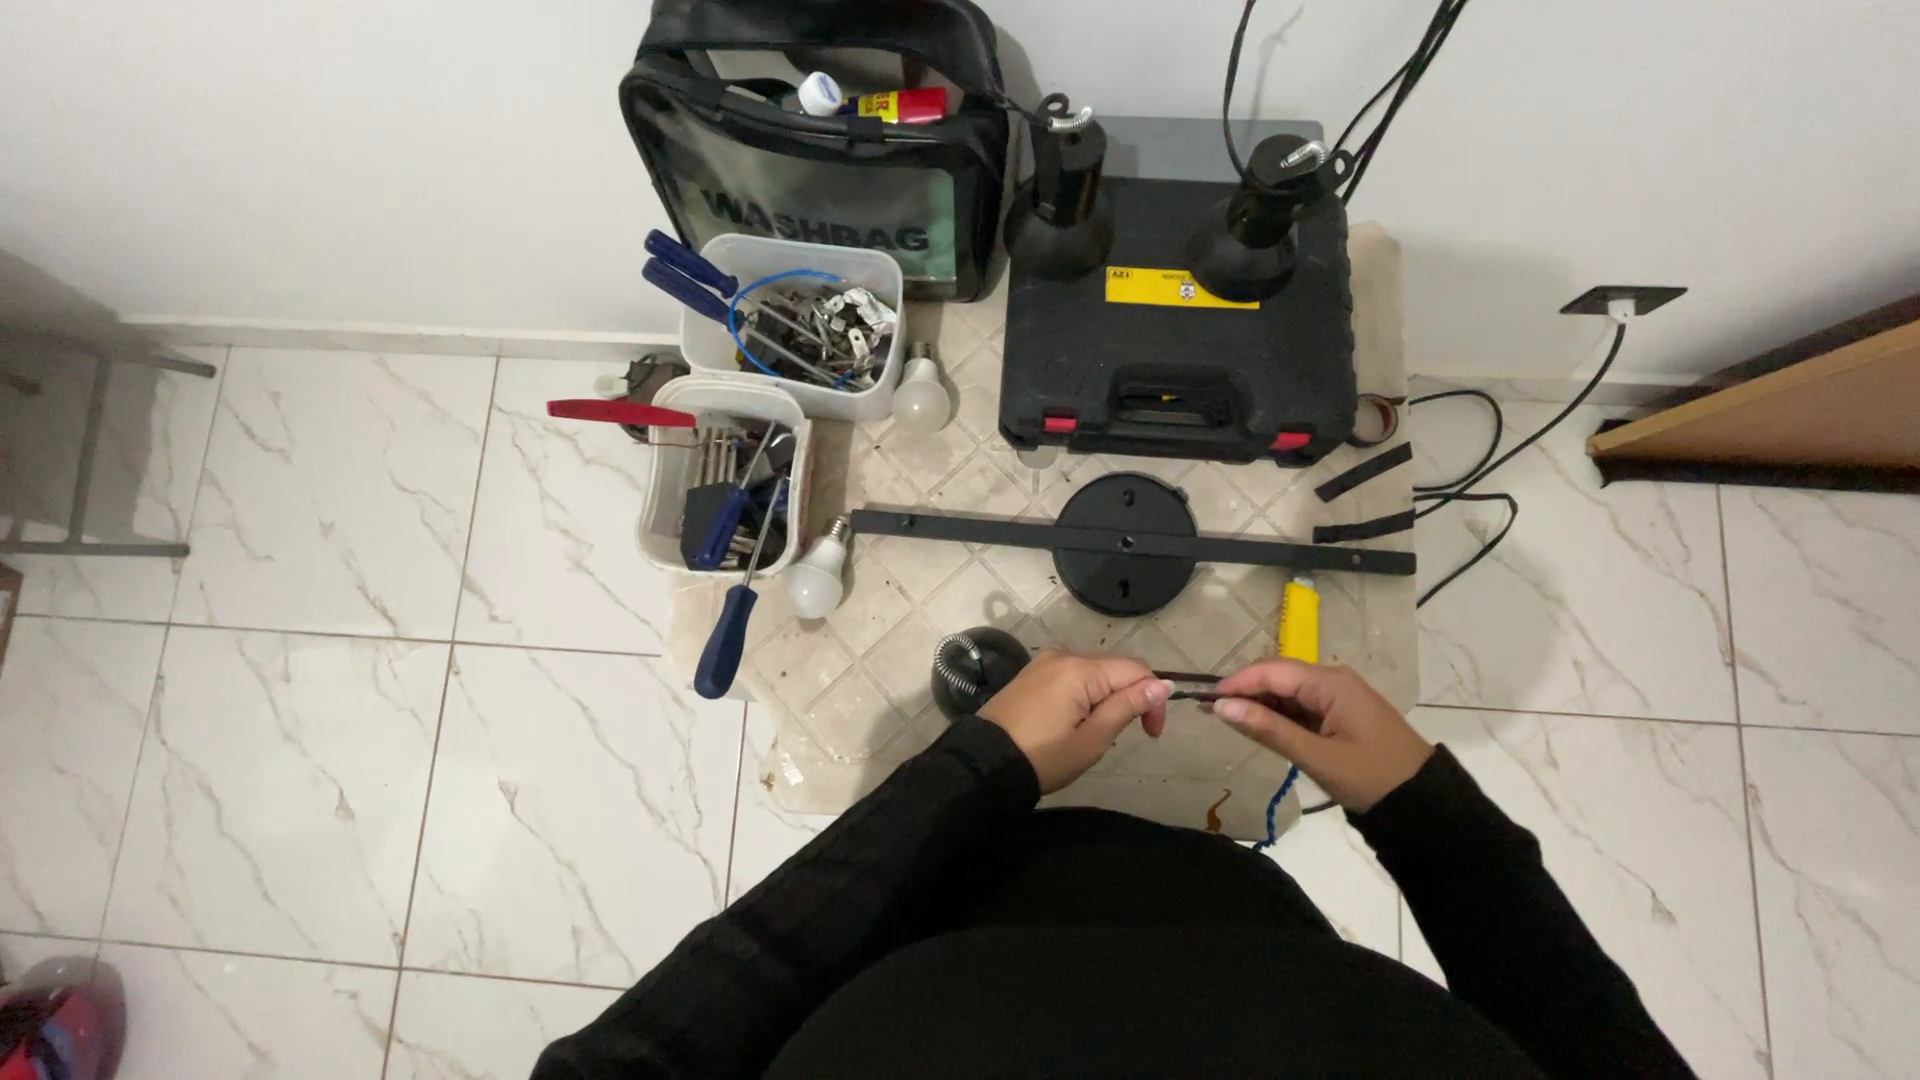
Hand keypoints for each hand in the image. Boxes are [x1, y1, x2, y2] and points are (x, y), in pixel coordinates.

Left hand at [976, 651, 1171, 793]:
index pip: (1136, 669)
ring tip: (1095, 734)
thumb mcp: (1092, 739)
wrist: (984, 764)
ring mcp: (1044, 663)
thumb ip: (1127, 707)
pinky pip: (1071, 677)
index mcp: (1079, 669)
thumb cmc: (1042, 757)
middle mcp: (1062, 655)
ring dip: (1106, 698)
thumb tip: (1163, 683)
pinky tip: (1075, 722)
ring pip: (1093, 673)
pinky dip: (1084, 695)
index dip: (1153, 698)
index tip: (1151, 733)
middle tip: (1121, 738)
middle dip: (1130, 698)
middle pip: (1114, 668)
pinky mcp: (1032, 674)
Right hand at [1209, 660, 1432, 811]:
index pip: (1271, 671)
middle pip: (1277, 676)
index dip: (1236, 683)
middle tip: (1211, 711)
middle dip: (1244, 690)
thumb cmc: (1371, 778)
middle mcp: (1332, 680)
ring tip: (1226, 719)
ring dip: (1258, 704)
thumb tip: (1221, 706)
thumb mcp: (1316, 757)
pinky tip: (1256, 727)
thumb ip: (1268, 729)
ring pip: (1285, 691)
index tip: (1206, 700)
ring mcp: (1336, 697)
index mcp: (1330, 682)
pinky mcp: (1338, 714)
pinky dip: (1276, 715)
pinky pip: (1298, 706)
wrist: (1424, 805)